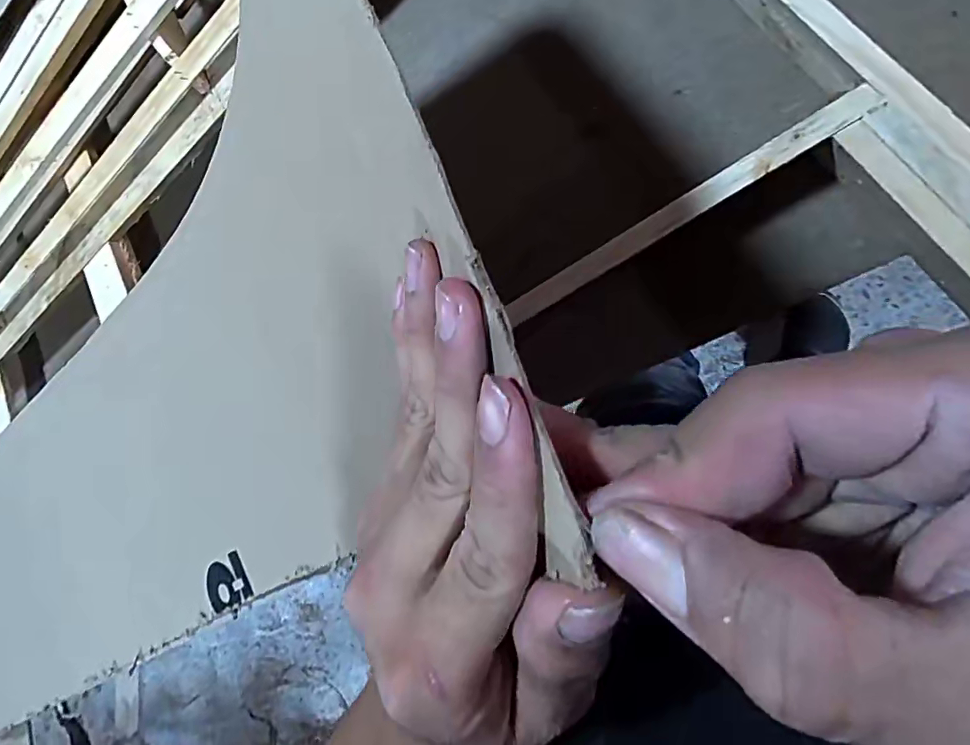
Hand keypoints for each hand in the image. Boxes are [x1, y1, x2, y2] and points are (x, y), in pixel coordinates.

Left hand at [338, 241, 628, 744]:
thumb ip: (563, 654)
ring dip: (421, 341)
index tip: (510, 395)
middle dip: (451, 377)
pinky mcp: (381, 488)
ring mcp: (378, 524)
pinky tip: (407, 294)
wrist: (414, 707)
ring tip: (424, 269)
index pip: (482, 555)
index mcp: (440, 653)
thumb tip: (591, 588)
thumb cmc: (498, 708)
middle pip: (435, 472)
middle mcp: (392, 579)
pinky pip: (397, 415)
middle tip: (458, 298)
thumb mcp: (548, 711)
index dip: (501, 477)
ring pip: (410, 428)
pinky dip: (404, 349)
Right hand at [585, 324, 969, 744]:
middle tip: (572, 512)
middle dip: (676, 487)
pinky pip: (788, 484)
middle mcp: (949, 381)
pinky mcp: (903, 468)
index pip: (786, 408)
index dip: (681, 470)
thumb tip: (617, 535)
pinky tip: (653, 521)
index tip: (596, 527)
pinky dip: (726, 520)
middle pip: (767, 425)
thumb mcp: (965, 713)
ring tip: (587, 505)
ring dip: (687, 502)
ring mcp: (924, 421)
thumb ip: (781, 628)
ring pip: (762, 452)